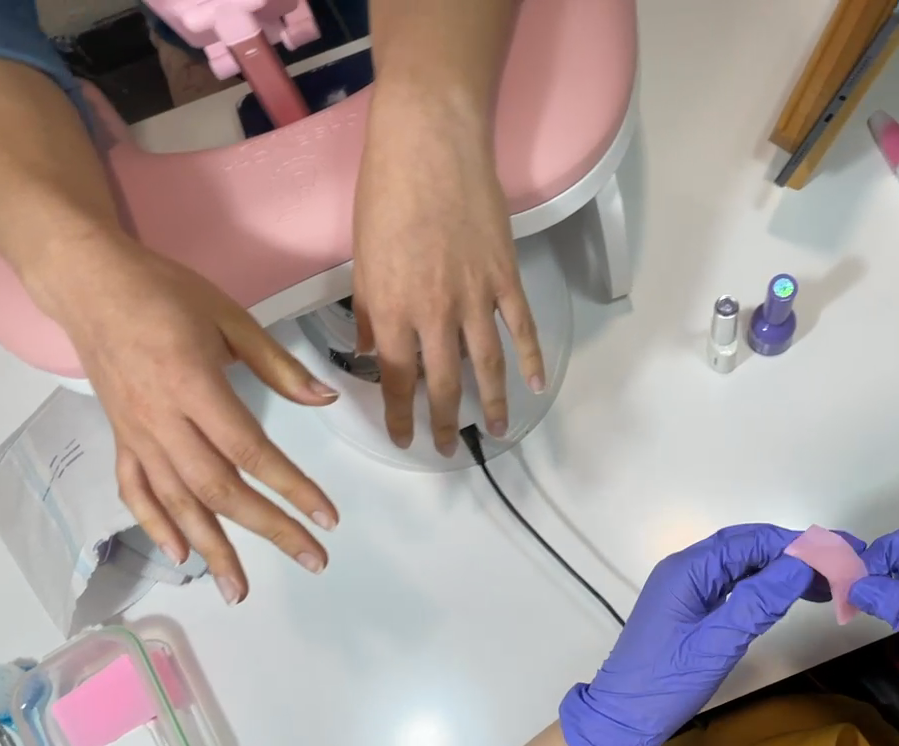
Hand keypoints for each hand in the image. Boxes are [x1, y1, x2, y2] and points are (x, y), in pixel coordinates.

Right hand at [28, 232, 339, 604]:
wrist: (85, 281)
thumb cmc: (164, 294)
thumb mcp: (230, 318)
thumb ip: (279, 366)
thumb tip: (326, 399)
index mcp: (192, 385)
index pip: (252, 452)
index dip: (293, 489)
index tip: (328, 519)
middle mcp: (161, 419)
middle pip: (220, 488)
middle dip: (270, 529)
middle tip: (312, 560)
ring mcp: (136, 433)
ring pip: (178, 501)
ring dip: (212, 548)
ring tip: (240, 589)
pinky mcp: (120, 438)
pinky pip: (135, 490)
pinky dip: (156, 525)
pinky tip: (180, 557)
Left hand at [353, 80, 542, 457]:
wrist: (430, 143)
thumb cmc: (385, 193)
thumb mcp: (362, 256)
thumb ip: (371, 311)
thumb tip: (372, 352)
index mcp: (394, 307)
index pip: (396, 378)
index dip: (400, 415)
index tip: (403, 439)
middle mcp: (435, 313)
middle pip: (443, 383)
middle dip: (444, 422)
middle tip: (447, 449)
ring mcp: (476, 297)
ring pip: (486, 366)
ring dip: (491, 404)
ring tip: (494, 433)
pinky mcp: (505, 279)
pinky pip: (521, 328)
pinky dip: (531, 359)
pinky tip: (536, 386)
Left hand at [560, 525, 845, 745]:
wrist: (620, 720)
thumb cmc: (664, 685)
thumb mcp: (717, 645)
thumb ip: (759, 603)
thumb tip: (801, 565)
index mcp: (687, 570)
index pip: (748, 542)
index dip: (794, 543)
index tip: (837, 551)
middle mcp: (685, 570)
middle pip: (746, 548)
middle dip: (792, 553)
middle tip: (839, 564)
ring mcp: (686, 589)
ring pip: (740, 566)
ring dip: (780, 570)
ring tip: (824, 583)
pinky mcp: (689, 608)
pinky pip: (731, 585)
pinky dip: (762, 587)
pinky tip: (788, 596)